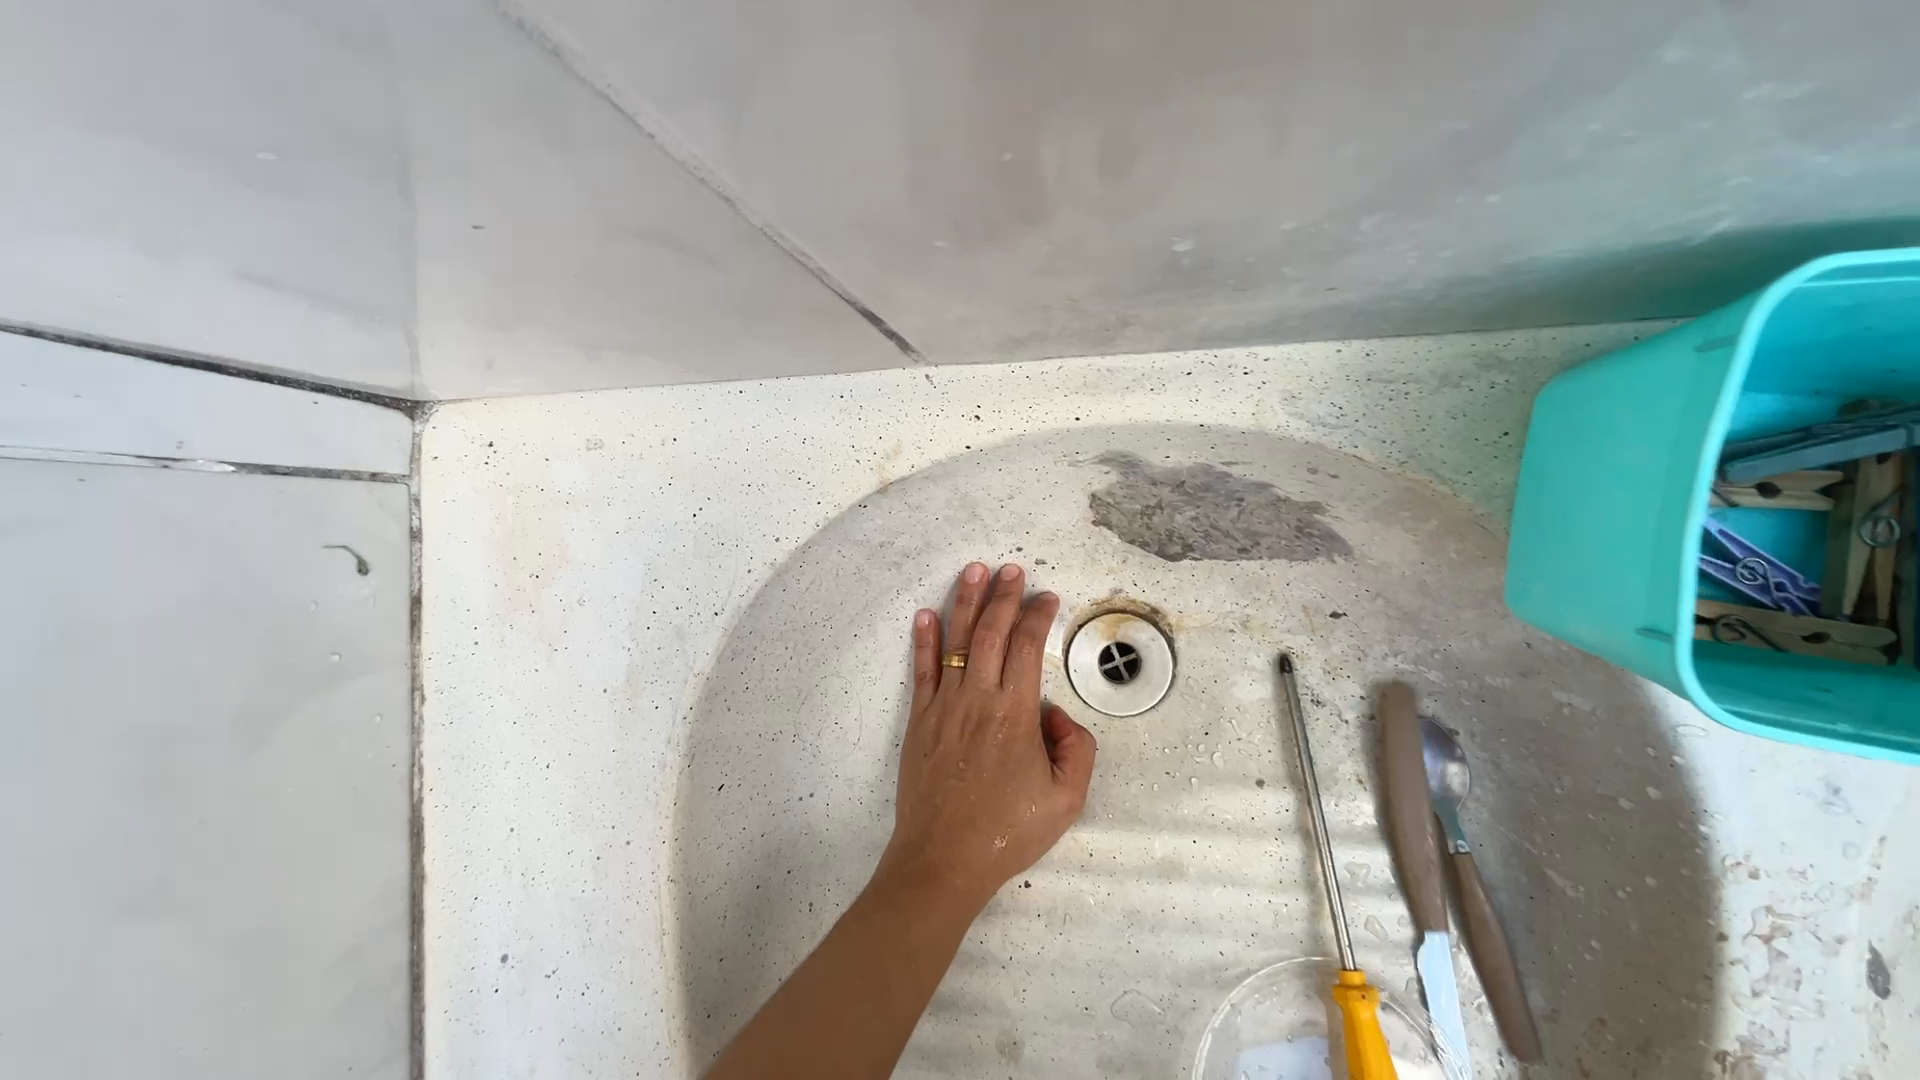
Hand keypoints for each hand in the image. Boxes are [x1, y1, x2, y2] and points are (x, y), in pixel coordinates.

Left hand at [874, 562, 1097, 911]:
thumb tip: (1056, 714)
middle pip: (989, 633)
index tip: (1045, 597)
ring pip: (955, 643)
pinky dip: (924, 640)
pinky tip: (926, 615)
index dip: (1036, 616)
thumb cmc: (1008, 832)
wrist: (944, 859)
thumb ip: (1077, 748)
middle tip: (1011, 569)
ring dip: (965, 603)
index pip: (1026, 647)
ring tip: (972, 571)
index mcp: (1015, 713)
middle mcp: (978, 699)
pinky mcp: (918, 722)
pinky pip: (921, 671)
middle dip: (1002, 596)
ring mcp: (943, 707)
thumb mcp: (1067, 800)